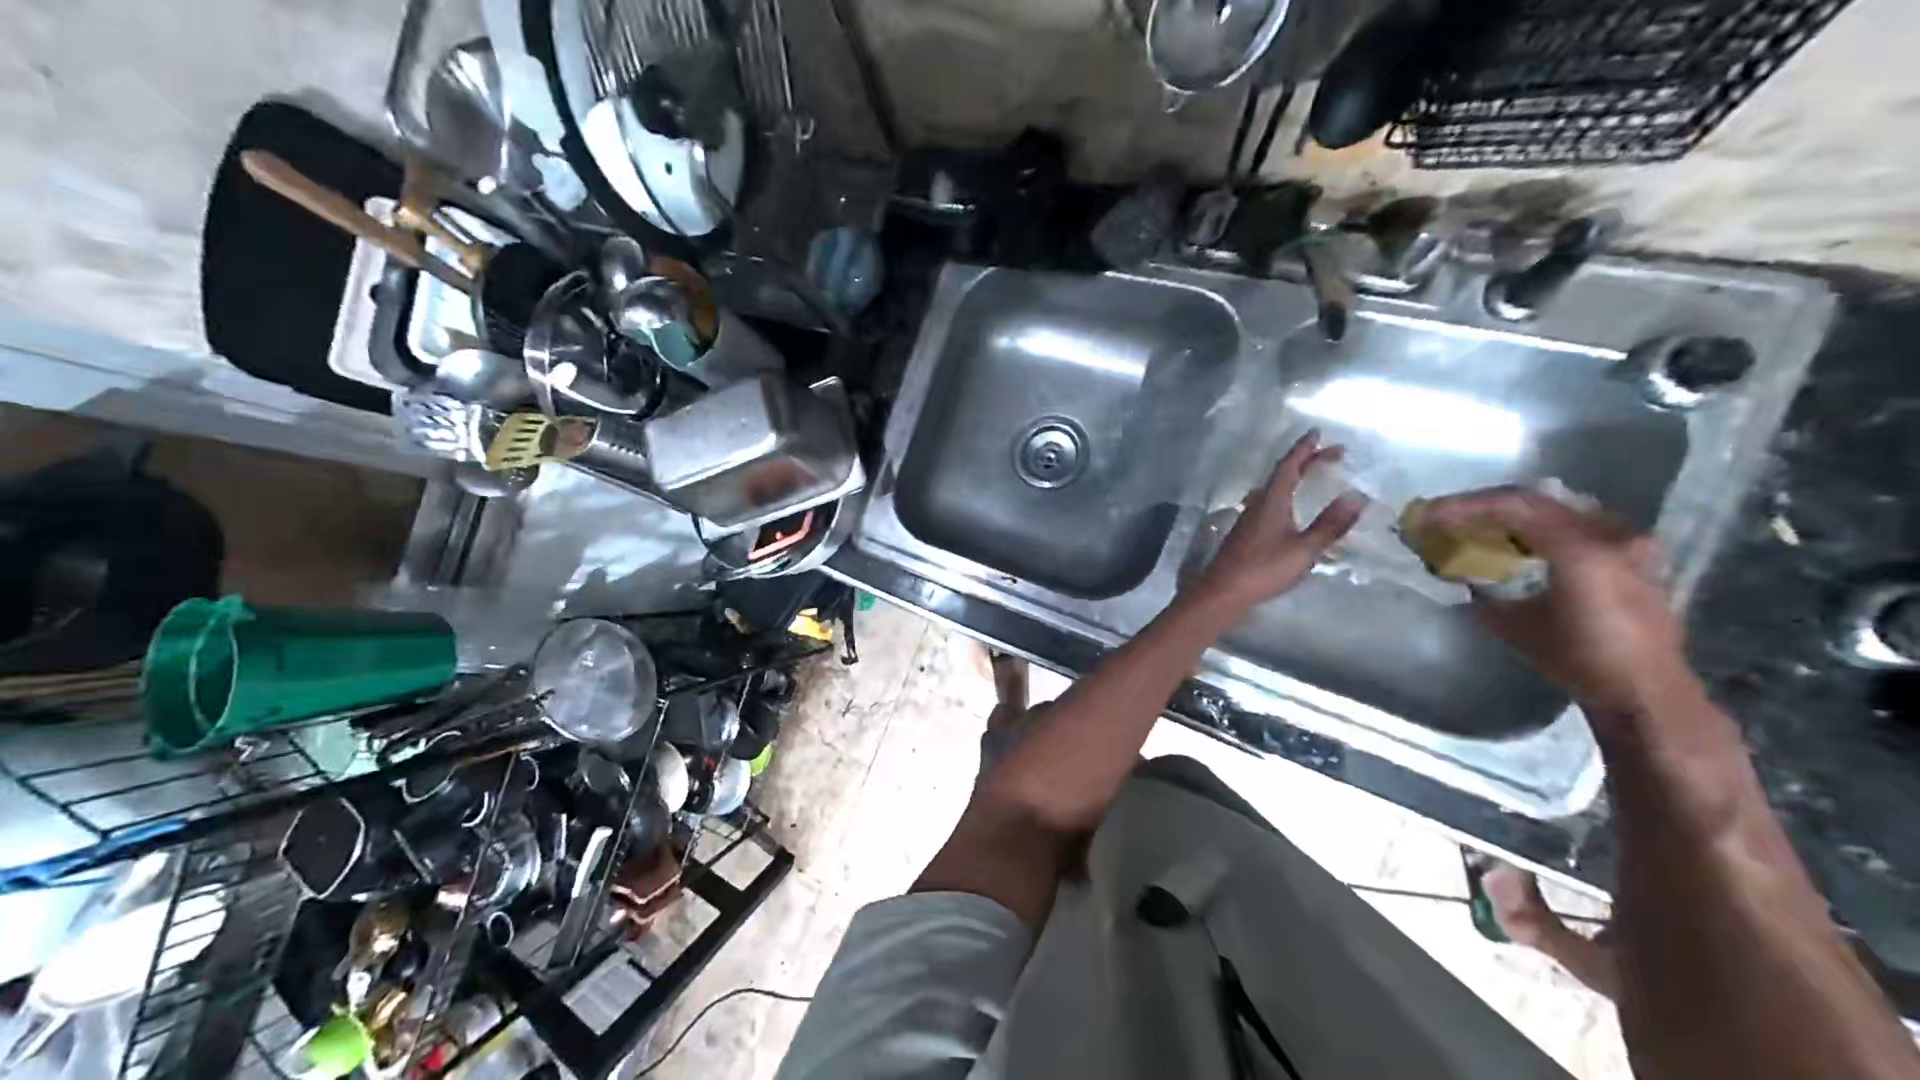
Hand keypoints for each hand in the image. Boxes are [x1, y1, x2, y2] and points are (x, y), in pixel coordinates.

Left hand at [1196, 430, 1365, 612]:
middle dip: (1306, 460)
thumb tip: (1357, 496)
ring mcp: (1249, 518)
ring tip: (1314, 474)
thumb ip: (1331, 524)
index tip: (1319, 432)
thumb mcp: (1304, 549)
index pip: (1289, 465)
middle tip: (1332, 453)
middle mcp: (1258, 503)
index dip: (1305, 448)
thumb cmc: (1263, 569)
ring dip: (1296, 478)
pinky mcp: (1246, 533)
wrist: (1222, 591)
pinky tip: (1293, 509)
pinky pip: (1270, 503)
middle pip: (1282, 474)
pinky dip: (1287, 496)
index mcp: (1272, 500)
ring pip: (1275, 489)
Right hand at [1420, 487, 1698, 719]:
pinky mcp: (1632, 553)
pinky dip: (1540, 524)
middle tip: (1447, 516)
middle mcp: (1607, 534)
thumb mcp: (1512, 624)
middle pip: (1534, 500)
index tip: (1427, 516)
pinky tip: (1520, 540)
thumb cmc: (1575, 658)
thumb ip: (1482, 590)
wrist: (1643, 690)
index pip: (1511, 506)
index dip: (1462, 507)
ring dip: (1513, 513)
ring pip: (1557, 507)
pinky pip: (1576, 522)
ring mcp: (1626, 540)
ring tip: (1479, 525)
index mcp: (1578, 548)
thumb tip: (1458, 570)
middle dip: (1483, 506)